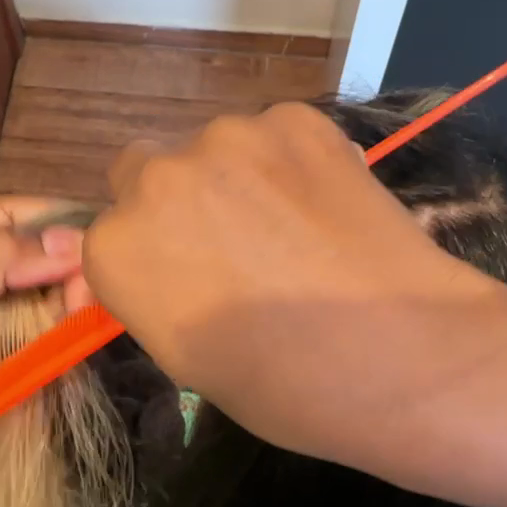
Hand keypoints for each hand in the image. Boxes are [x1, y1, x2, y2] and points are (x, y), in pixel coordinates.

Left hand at [0, 197, 86, 452]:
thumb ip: (3, 256)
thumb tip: (77, 242)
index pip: (34, 216)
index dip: (71, 230)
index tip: (104, 254)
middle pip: (51, 263)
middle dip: (73, 280)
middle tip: (84, 303)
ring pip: (53, 306)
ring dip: (67, 318)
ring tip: (75, 331)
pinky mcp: (4, 356)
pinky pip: (43, 346)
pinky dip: (57, 350)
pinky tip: (68, 354)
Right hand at [84, 103, 504, 458]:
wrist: (394, 355)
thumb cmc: (282, 387)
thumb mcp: (191, 359)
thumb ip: (160, 296)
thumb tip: (173, 270)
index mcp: (116, 249)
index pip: (112, 236)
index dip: (152, 259)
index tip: (187, 282)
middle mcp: (157, 179)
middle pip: (146, 172)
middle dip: (177, 204)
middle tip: (233, 246)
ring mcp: (228, 140)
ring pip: (214, 149)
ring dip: (237, 179)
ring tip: (294, 230)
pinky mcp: (298, 119)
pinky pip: (276, 135)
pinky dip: (293, 163)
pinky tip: (327, 208)